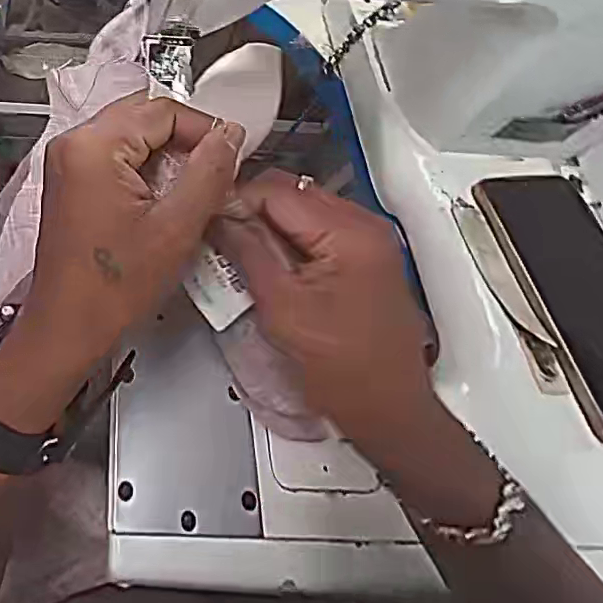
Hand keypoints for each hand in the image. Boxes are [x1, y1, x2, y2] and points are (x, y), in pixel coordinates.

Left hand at [0, 93, 244, 432]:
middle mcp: (75, 144)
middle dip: (186, 139)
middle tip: (216, 167)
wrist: (68, 327)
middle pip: (146, 115)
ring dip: (169, 153)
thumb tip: (229, 135)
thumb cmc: (111, 288)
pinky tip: (165, 197)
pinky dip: (148, 166)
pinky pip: (119, 153)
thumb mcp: (176, 226)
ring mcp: (70, 160)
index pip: (164, 110)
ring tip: (192, 187)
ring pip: (135, 133)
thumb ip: (210, 171)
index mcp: (94, 147)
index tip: (230, 150)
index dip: (204, 128)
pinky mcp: (73, 178)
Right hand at [208, 169, 433, 444]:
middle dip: (252, 209)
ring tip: (241, 250)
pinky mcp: (366, 254)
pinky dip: (291, 237)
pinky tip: (271, 262)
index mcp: (349, 233)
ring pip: (304, 206)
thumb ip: (248, 253)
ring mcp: (370, 238)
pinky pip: (319, 227)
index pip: (278, 191)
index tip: (210, 218)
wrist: (391, 410)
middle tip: (221, 234)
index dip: (237, 201)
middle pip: (293, 192)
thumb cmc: (346, 372)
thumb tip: (221, 220)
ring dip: (270, 223)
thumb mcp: (282, 309)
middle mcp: (365, 225)